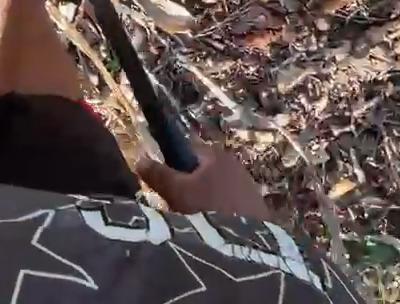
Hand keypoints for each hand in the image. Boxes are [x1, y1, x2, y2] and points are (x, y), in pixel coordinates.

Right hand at [138, 141, 273, 220]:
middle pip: (204, 172)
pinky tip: (217, 232)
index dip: (175, 166)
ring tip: (199, 224)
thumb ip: (158, 174)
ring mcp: (251, 189)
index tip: (168, 186)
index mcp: (216, 155)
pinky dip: (224, 216)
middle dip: (192, 187)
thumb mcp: (176, 191)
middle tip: (181, 208)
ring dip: (209, 203)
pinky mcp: (260, 212)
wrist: (248, 247)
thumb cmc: (208, 209)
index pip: (188, 151)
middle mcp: (236, 165)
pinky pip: (234, 209)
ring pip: (219, 191)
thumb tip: (139, 159)